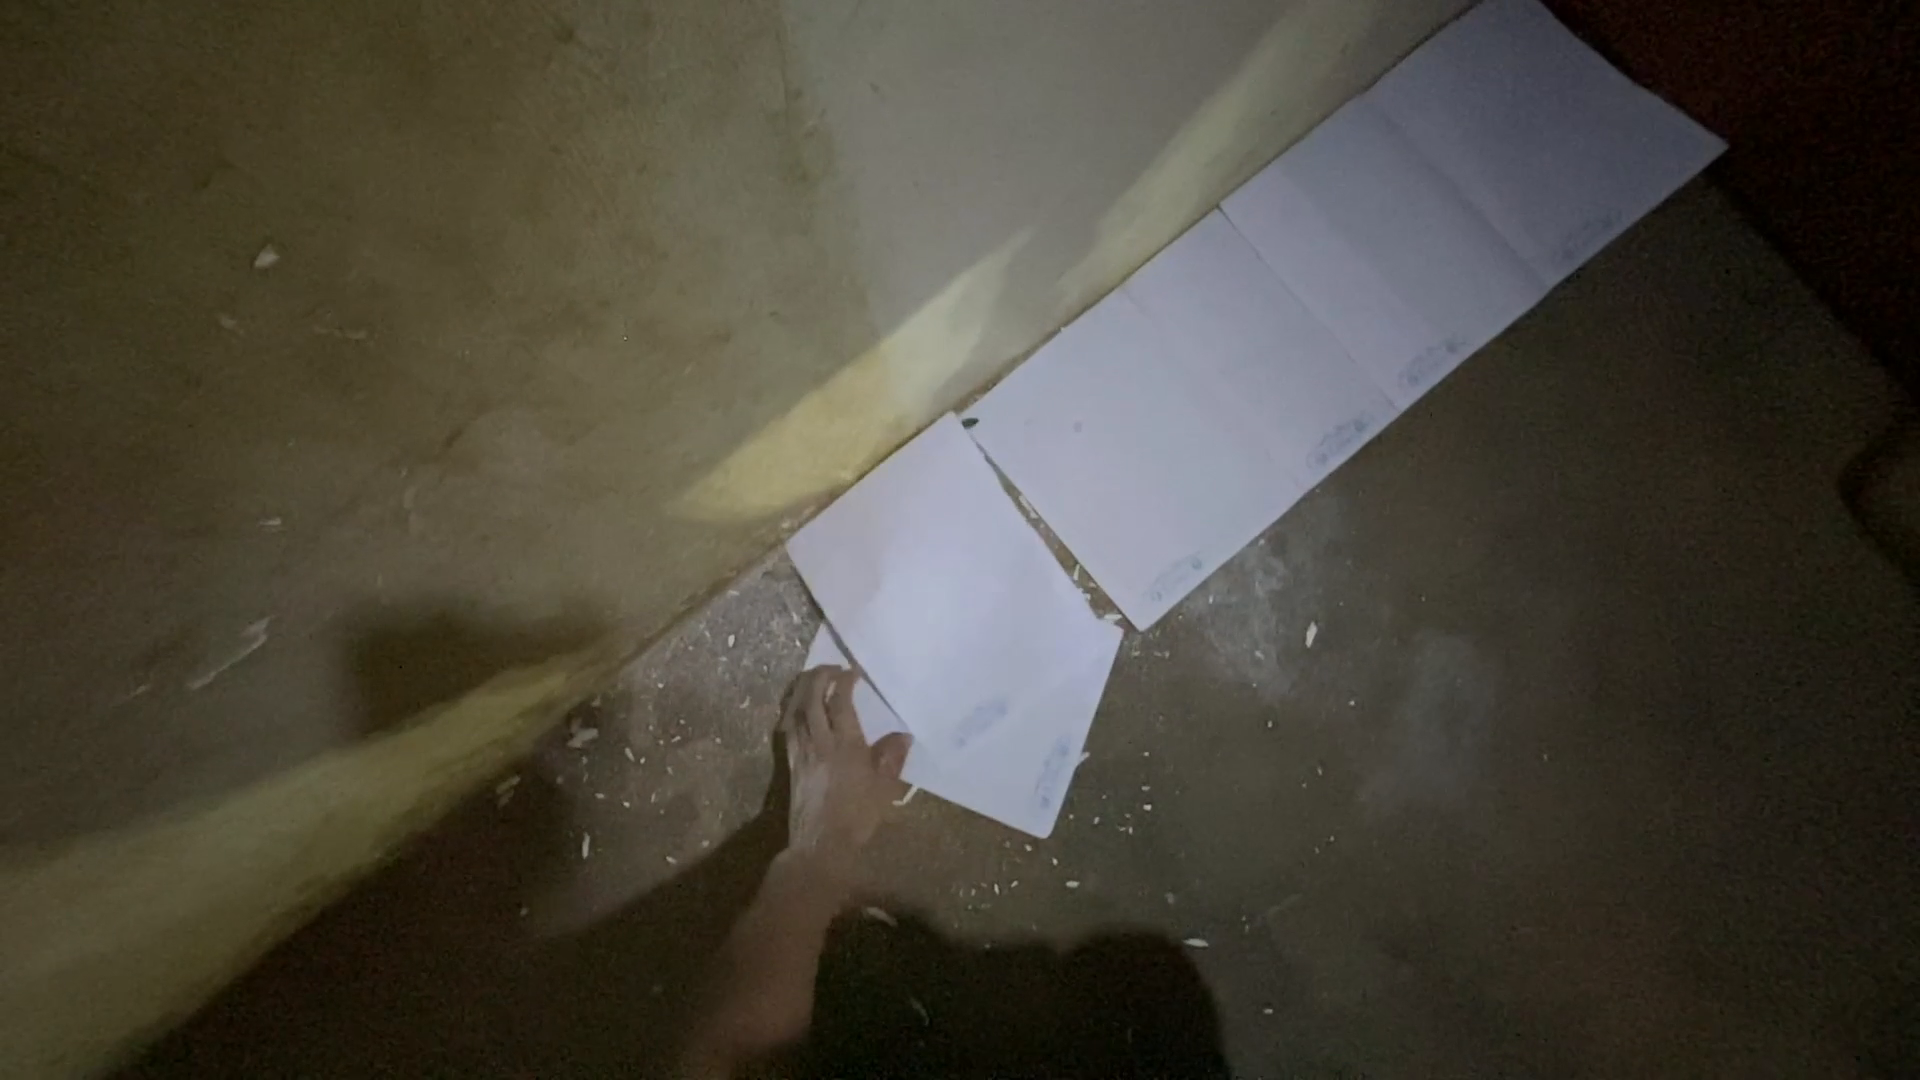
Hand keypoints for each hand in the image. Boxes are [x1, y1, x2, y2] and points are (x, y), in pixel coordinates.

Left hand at [780, 666, 910, 875]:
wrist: (820, 845)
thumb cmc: (857, 816)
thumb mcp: (884, 787)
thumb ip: (891, 757)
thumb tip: (902, 735)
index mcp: (845, 743)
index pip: (840, 701)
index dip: (845, 680)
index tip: (854, 671)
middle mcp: (819, 741)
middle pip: (811, 698)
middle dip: (820, 676)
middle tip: (832, 667)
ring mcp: (801, 752)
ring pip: (796, 710)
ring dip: (803, 689)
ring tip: (814, 679)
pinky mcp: (790, 764)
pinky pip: (788, 727)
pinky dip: (793, 711)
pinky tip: (799, 710)